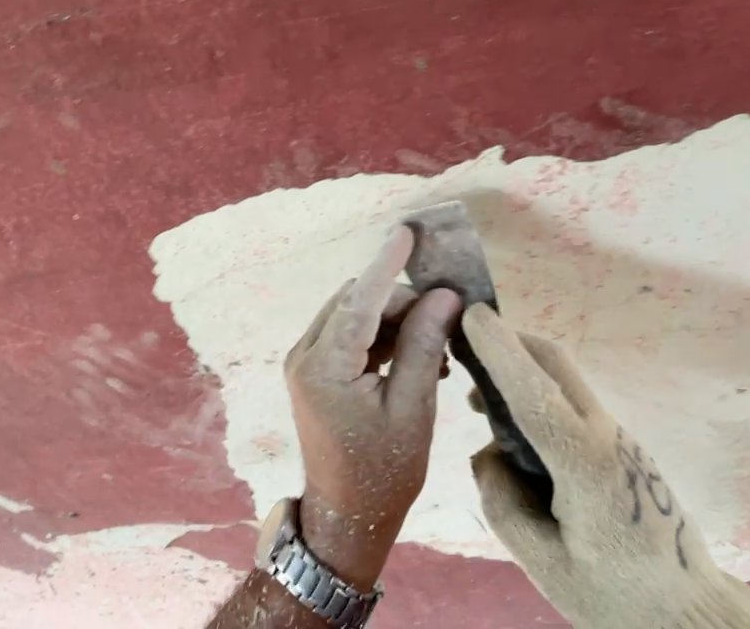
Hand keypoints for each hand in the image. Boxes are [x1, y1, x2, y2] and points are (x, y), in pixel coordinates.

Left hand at [282, 226, 462, 588]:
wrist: (345, 518)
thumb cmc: (383, 472)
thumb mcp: (413, 410)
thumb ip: (424, 346)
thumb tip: (443, 296)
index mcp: (323, 366)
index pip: (360, 299)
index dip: (387, 264)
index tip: (408, 232)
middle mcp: (305, 355)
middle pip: (356, 302)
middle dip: (400, 303)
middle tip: (445, 324)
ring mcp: (304, 362)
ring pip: (353, 315)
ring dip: (394, 321)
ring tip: (436, 350)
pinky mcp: (312, 371)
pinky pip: (348, 335)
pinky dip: (381, 338)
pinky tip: (416, 359)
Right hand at [463, 305, 749, 628]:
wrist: (692, 616)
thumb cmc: (616, 597)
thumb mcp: (544, 563)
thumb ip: (501, 500)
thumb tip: (488, 454)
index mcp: (586, 467)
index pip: (535, 394)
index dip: (500, 350)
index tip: (471, 314)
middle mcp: (606, 437)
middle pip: (554, 363)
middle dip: (508, 341)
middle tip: (464, 348)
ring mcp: (619, 438)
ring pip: (562, 380)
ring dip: (520, 372)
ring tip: (481, 404)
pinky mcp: (620, 446)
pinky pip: (570, 404)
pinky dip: (536, 397)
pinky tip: (516, 436)